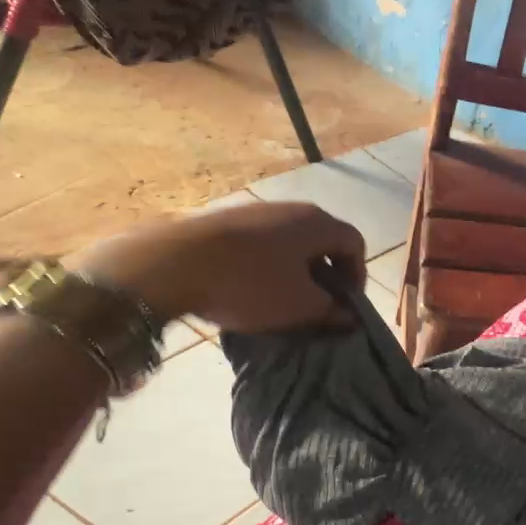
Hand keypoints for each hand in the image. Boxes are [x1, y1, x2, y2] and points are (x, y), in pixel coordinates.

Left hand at [68, 201, 366, 332]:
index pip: (355, 245)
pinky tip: (246, 286)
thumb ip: (332, 311)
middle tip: (316, 303)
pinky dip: (263, 263)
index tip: (344, 305)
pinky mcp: (221, 219)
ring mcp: (254, 210)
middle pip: (322, 240)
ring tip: (279, 298)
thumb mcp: (300, 307)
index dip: (357, 276)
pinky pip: (258, 242)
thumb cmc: (251, 284)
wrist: (168, 266)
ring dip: (293, 269)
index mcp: (319, 223)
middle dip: (324, 273)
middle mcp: (292, 208)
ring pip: (288, 241)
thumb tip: (350, 316)